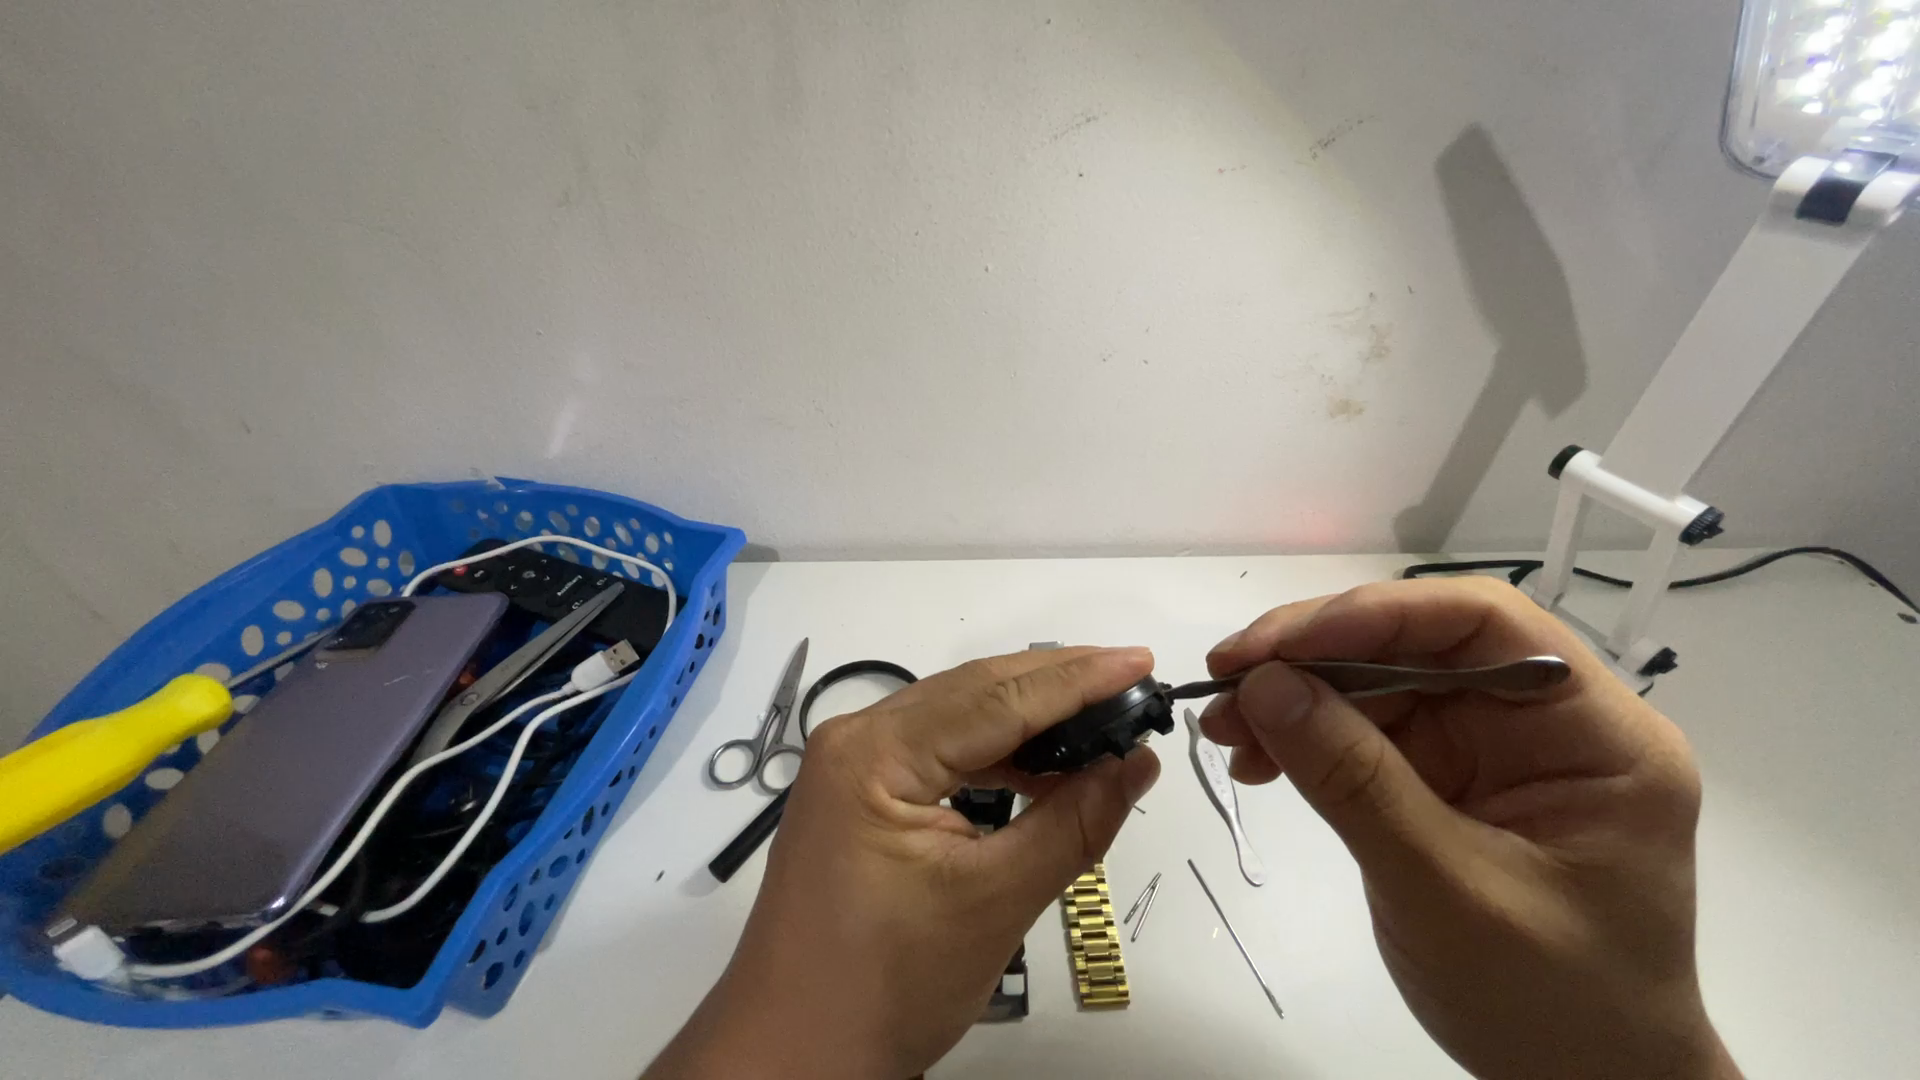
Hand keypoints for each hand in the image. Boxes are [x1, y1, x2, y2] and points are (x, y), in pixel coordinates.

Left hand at [645, 647, 1160, 1079]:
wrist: (793, 1055)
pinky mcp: (862, 789)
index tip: (1141, 660)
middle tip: (1132, 676)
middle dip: (1056, 683)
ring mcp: (854, 761)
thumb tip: (1138, 761)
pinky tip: (1044, 766)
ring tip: (1101, 717)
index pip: (995, 698)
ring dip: (1029, 717)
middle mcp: (857, 736)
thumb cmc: (887, 985)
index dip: (1076, 678)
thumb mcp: (995, 902)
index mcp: (876, 753)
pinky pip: (940, 749)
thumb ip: (1075, 823)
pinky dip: (997, 753)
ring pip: (958, 716)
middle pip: (973, 692)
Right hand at [1202, 578, 1741, 1079]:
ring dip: (1289, 694)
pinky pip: (1355, 728)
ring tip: (1222, 726)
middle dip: (1310, 655)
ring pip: (1370, 680)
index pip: (1483, 623)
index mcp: (1590, 733)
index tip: (1281, 645)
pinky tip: (1252, 757)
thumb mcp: (1445, 889)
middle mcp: (1534, 719)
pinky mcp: (1436, 772)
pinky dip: (1296, 734)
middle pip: (1411, 643)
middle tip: (1225, 677)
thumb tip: (1264, 685)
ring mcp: (1481, 744)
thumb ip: (1354, 781)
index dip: (1377, 614)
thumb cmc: (1546, 1002)